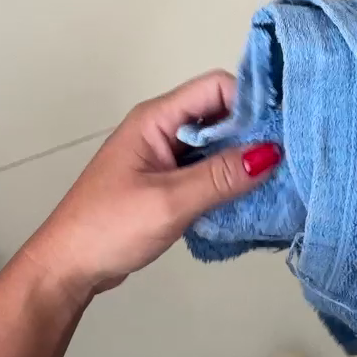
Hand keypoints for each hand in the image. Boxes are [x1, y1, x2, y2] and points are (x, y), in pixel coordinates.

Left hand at [19, 70, 281, 303]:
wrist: (67, 268)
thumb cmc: (109, 227)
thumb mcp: (169, 202)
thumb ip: (220, 177)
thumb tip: (271, 153)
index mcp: (156, 118)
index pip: (215, 88)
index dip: (250, 101)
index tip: (283, 127)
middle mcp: (162, 128)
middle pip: (218, 113)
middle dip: (252, 131)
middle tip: (289, 155)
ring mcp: (163, 155)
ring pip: (214, 142)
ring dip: (242, 157)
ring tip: (279, 176)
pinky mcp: (166, 180)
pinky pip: (205, 167)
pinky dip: (227, 178)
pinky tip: (250, 195)